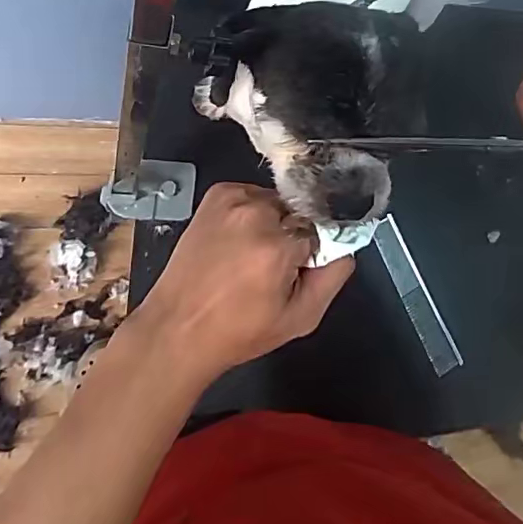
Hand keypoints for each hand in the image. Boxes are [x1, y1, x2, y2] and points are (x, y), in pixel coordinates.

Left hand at [127, 183, 353, 385]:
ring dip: (274, 222)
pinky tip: (237, 240)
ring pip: (277, 202)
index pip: (323, 228)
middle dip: (294, 235)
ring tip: (251, 254)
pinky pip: (253, 194)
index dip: (314, 250)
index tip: (301, 267)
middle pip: (299, 212)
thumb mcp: (300, 318)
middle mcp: (257, 214)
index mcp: (279, 247)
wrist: (177, 328)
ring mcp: (234, 199)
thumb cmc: (239, 330)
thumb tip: (345, 243)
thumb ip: (334, 275)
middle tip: (274, 266)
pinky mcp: (218, 194)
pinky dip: (252, 212)